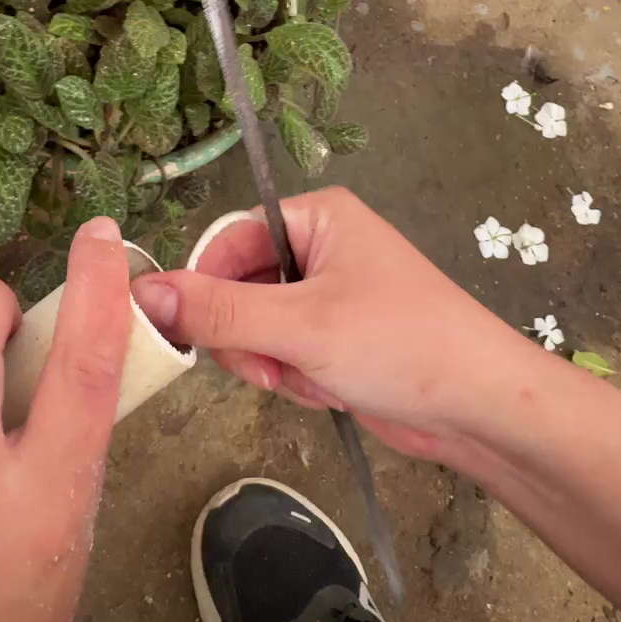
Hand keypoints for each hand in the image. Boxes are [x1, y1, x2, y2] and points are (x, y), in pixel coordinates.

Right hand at [130, 187, 535, 459]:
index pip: (228, 239)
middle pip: (239, 284)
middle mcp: (319, 245)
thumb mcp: (301, 326)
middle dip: (249, 335)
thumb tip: (140, 293)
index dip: (205, 287)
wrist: (480, 406)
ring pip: (257, 324)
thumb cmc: (397, 343)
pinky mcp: (335, 333)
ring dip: (272, 360)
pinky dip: (294, 374)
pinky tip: (326, 388)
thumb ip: (219, 311)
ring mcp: (328, 292)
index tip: (192, 336)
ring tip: (307, 379)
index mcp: (316, 216)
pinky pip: (284, 348)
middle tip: (270, 368)